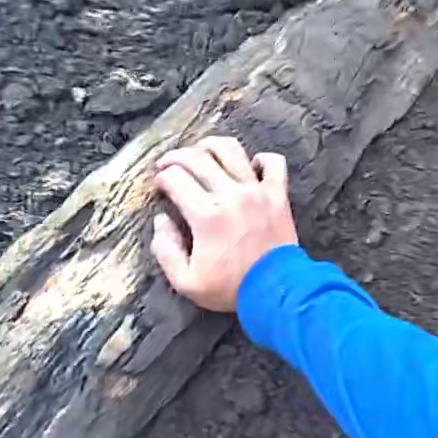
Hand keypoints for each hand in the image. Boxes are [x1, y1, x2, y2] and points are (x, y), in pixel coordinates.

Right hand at [151, 136, 299, 311]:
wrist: (277, 292)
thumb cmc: (230, 288)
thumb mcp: (186, 281)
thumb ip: (166, 250)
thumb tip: (161, 221)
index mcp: (206, 215)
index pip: (174, 178)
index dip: (161, 179)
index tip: (159, 187)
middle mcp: (230, 195)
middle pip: (197, 158)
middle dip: (176, 157)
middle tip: (168, 165)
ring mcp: (257, 191)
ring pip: (231, 150)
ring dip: (211, 145)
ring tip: (201, 151)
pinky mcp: (278, 195)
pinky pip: (273, 162)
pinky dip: (261, 159)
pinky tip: (249, 166)